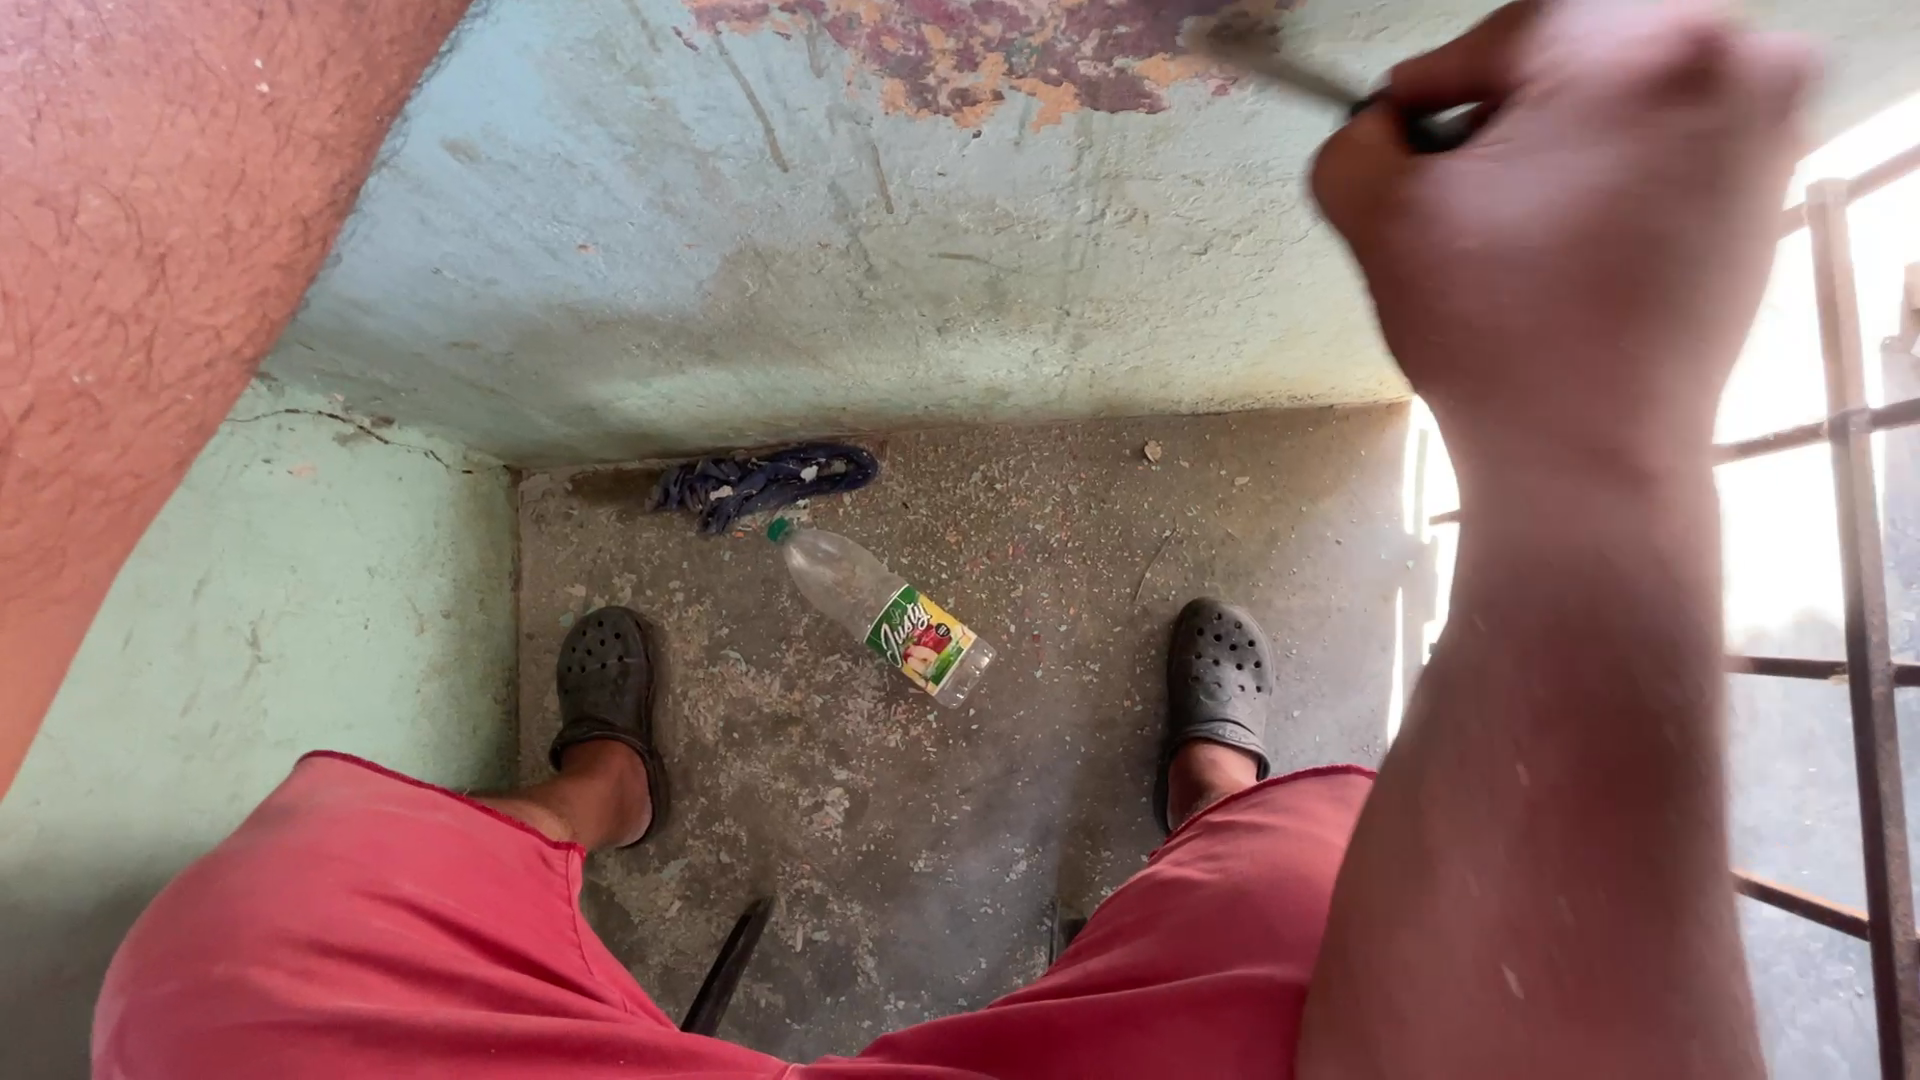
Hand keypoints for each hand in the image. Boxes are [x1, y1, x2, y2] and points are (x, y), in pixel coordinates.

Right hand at [1313, 0, 1816, 482]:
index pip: (1499, 34)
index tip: (1393, 153)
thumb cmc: (1490, 328)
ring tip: (1499, 239)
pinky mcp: (1762, 189)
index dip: (1426, 95)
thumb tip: (1371, 132)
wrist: (1585, 445)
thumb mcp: (1379, 225)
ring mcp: (1763, 126)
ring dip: (1537, 155)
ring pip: (1608, 105)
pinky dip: (1589, 184)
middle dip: (1490, 127)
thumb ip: (1348, 150)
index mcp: (1640, 44)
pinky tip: (1552, 254)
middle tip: (1449, 205)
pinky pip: (1652, 150)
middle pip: (1563, 61)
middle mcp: (1733, 59)